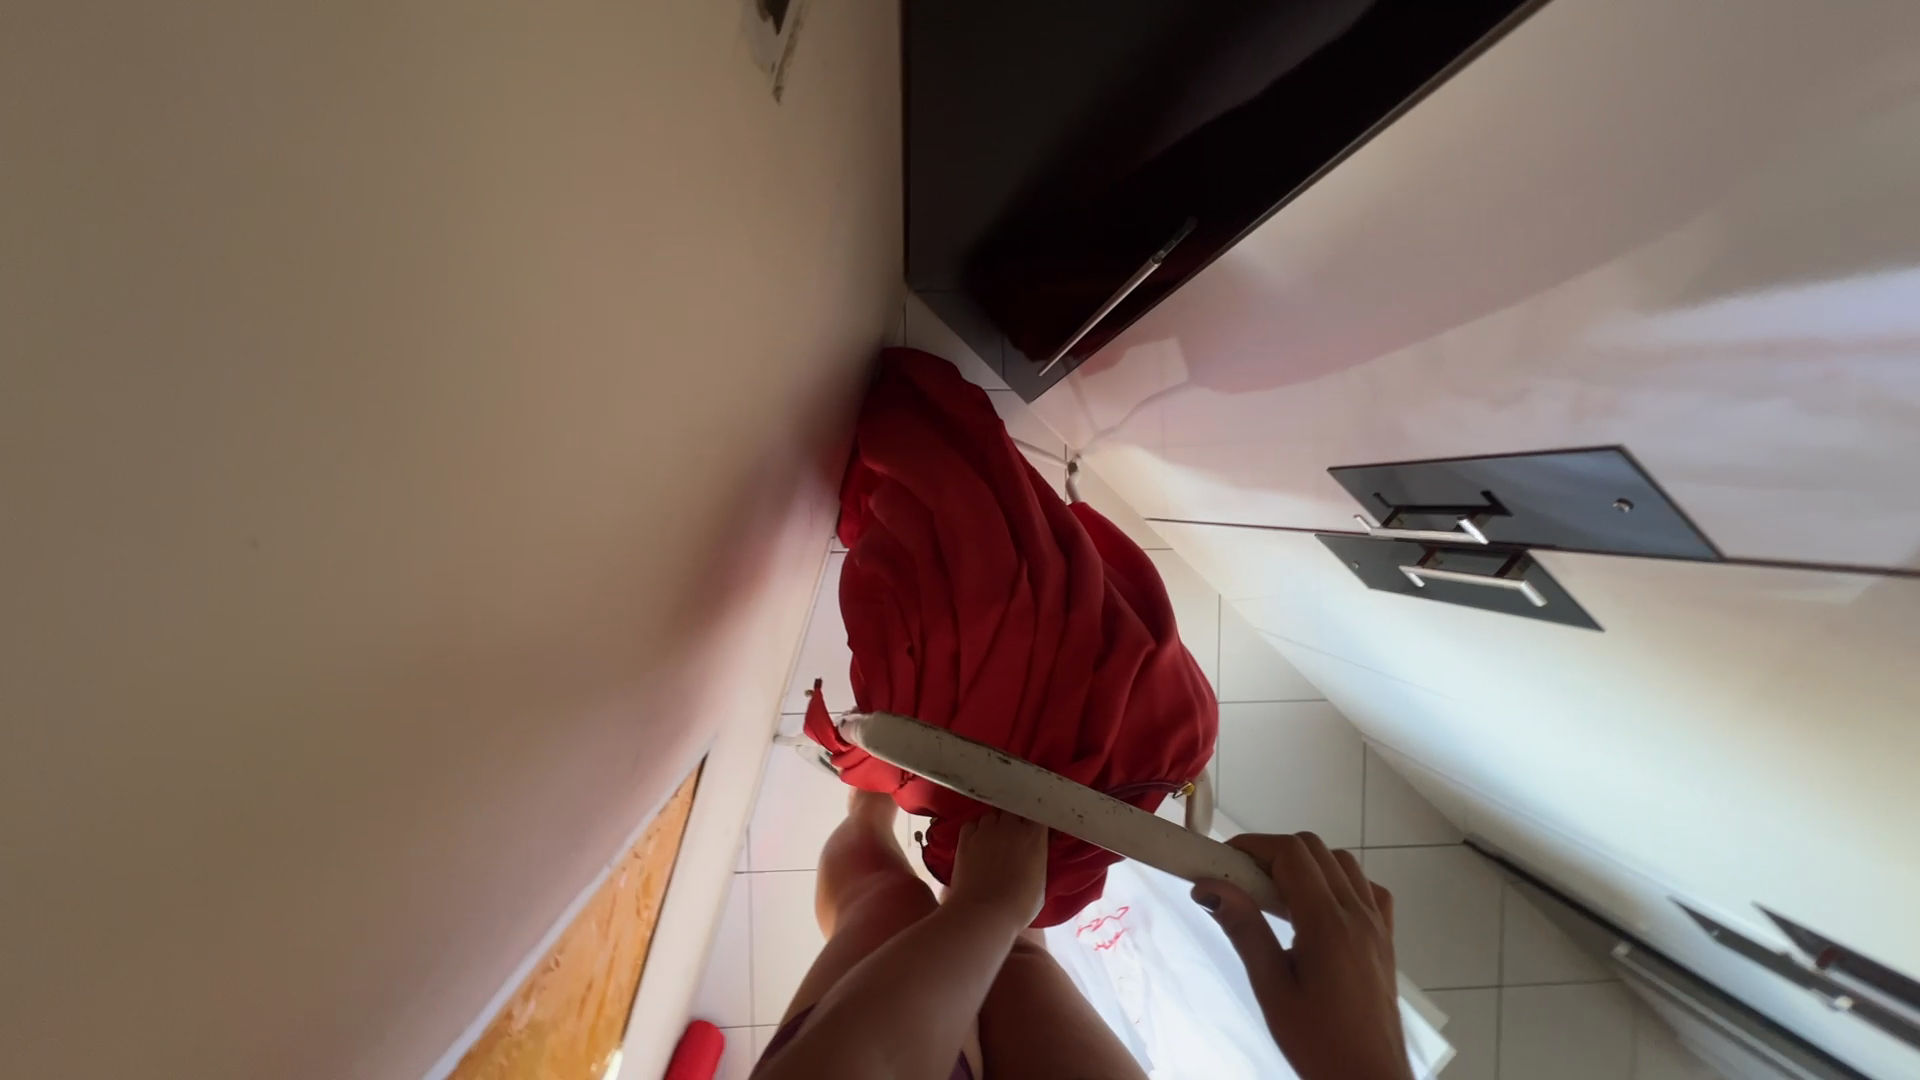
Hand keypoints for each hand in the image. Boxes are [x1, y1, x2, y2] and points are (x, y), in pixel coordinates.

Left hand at [945, 811, 1047, 927]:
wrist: (983, 913)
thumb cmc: (1019, 906)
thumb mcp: (1040, 885)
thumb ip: (1037, 862)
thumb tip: (1033, 857)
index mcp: (1034, 837)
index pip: (1037, 814)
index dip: (1033, 820)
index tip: (1033, 828)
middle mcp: (1011, 826)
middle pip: (1012, 808)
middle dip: (1013, 818)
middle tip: (1012, 832)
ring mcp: (986, 829)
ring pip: (991, 814)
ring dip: (993, 823)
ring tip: (992, 837)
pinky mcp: (966, 836)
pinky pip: (972, 824)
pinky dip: (974, 830)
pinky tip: (975, 842)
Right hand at [1194, 832, 1410, 1079]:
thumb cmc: (1317, 1042)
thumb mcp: (1271, 988)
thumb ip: (1244, 929)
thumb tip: (1207, 886)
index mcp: (1328, 923)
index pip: (1291, 852)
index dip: (1253, 845)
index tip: (1224, 862)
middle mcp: (1358, 914)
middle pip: (1314, 848)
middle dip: (1273, 852)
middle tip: (1244, 881)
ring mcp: (1377, 925)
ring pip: (1340, 862)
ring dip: (1305, 864)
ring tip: (1277, 896)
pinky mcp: (1386, 939)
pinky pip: (1366, 888)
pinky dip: (1338, 881)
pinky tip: (1318, 907)